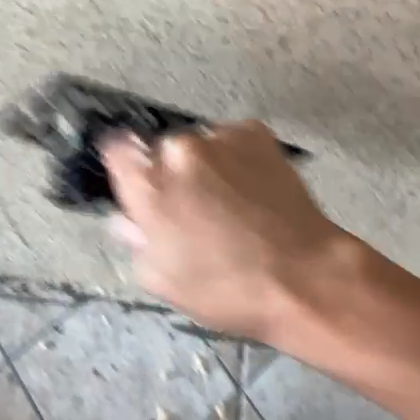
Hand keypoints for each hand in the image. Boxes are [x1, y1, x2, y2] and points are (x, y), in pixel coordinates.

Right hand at [101, 120, 352, 341]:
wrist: (302, 275)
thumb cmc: (227, 289)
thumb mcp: (163, 280)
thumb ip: (137, 240)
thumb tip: (129, 219)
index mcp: (149, 186)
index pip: (117, 149)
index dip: (126, 164)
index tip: (137, 177)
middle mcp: (179, 150)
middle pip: (162, 150)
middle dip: (172, 173)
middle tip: (195, 207)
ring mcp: (219, 137)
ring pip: (200, 144)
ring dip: (207, 164)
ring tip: (231, 202)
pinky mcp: (255, 131)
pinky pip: (233, 139)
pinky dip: (238, 158)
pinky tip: (253, 190)